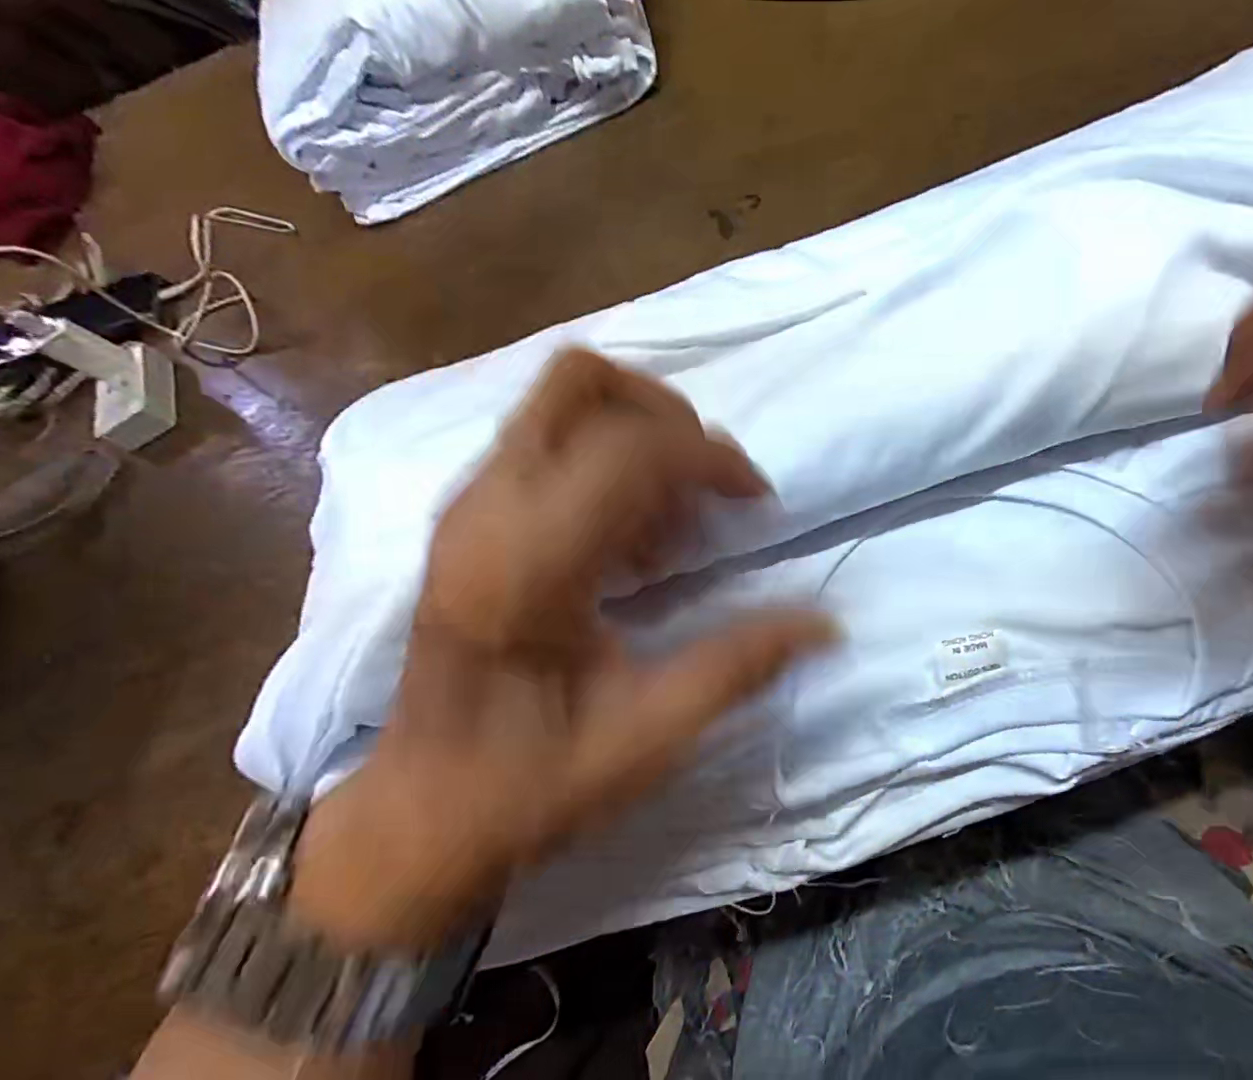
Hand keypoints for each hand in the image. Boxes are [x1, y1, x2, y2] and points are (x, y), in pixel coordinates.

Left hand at [289, 350, 834, 948]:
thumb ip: (740, 666)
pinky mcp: (471, 512)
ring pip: (564, 395)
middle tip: (714, 484)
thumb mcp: (650, 736)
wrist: (422, 809)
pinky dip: (613, 456)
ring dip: (643, 434)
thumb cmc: (533, 781)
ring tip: (676, 520)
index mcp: (527, 566)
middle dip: (670, 415)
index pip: (630, 449)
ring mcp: (469, 503)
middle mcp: (487, 509)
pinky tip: (636, 535)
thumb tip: (830, 624)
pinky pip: (552, 434)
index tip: (759, 502)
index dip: (713, 460)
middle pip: (582, 380)